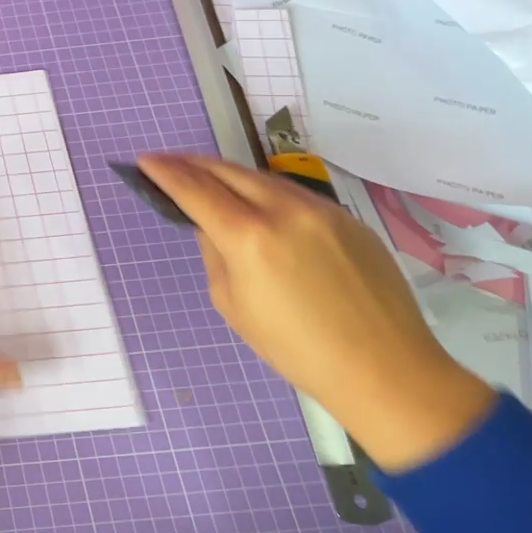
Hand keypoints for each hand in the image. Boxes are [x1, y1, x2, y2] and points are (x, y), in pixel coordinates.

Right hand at [138, 152, 494, 470]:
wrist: (386, 370)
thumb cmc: (296, 350)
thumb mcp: (232, 304)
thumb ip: (215, 254)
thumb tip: (211, 226)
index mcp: (248, 237)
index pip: (195, 189)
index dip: (165, 172)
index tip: (145, 161)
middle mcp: (284, 211)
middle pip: (228, 171)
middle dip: (193, 164)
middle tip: (169, 163)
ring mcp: (322, 211)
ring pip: (263, 178)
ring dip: (229, 174)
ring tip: (209, 179)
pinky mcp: (349, 219)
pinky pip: (295, 194)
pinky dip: (265, 191)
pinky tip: (258, 205)